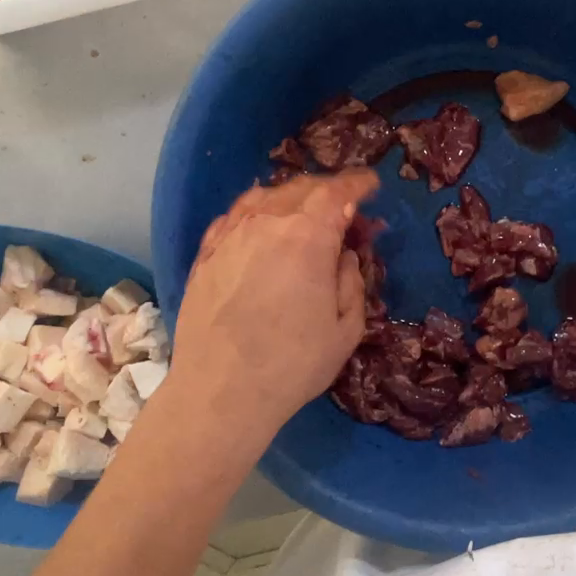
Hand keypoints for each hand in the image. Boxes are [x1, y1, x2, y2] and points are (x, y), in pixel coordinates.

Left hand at [164, 171, 378, 444]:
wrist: (221, 392)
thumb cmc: (293, 365)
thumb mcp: (346, 330)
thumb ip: (351, 282)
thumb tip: (344, 255)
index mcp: (308, 238)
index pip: (337, 192)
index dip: (357, 184)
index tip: (371, 185)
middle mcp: (266, 225)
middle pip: (300, 189)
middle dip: (327, 190)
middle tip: (343, 207)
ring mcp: (230, 237)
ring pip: (263, 198)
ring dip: (290, 198)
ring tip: (303, 212)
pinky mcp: (204, 256)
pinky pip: (233, 218)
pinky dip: (255, 213)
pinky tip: (261, 226)